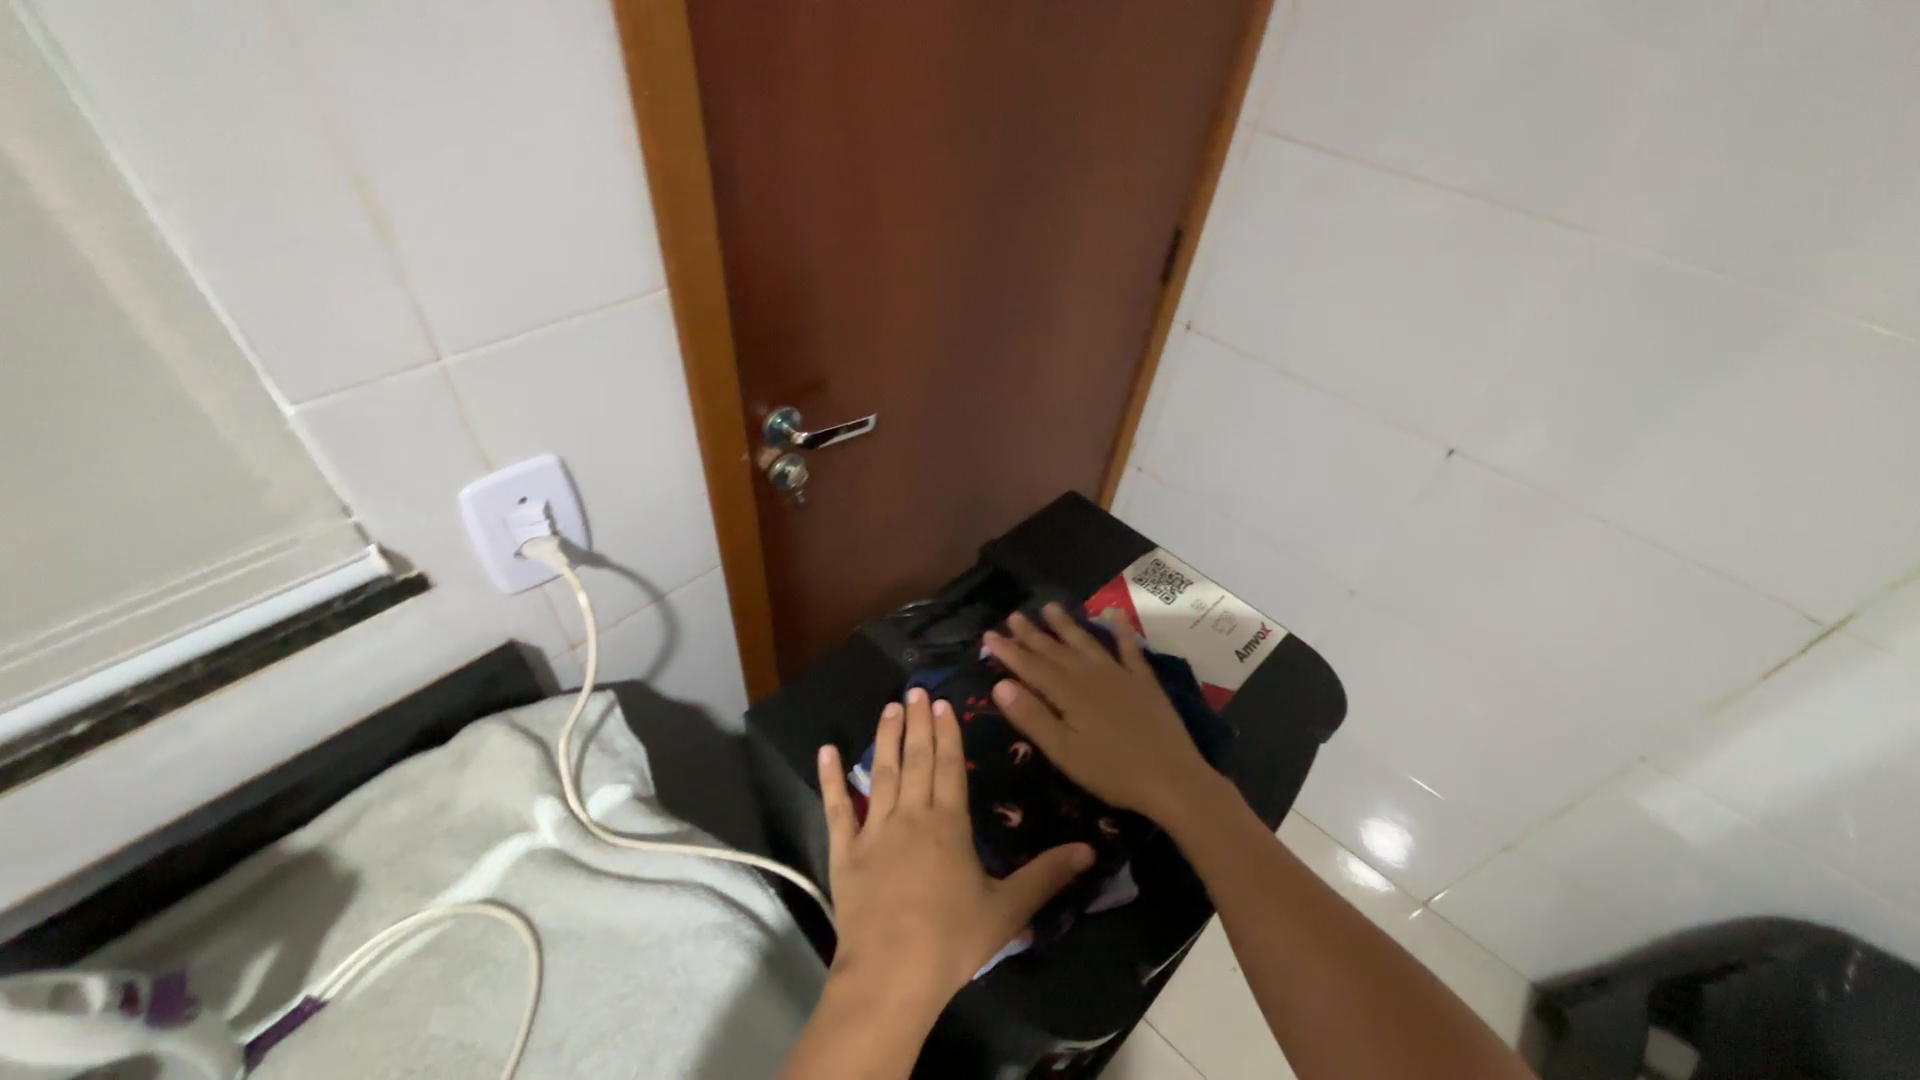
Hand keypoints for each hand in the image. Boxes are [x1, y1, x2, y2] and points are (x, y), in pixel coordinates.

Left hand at [816, 688, 1094, 1010]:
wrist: (892, 974)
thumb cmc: (952, 940)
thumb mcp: (1008, 909)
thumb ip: (1047, 875)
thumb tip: (1090, 849)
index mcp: (949, 824)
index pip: (949, 767)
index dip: (947, 734)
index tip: (943, 705)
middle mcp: (911, 816)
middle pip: (916, 760)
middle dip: (918, 724)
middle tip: (916, 691)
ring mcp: (874, 830)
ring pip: (881, 772)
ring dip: (885, 738)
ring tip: (889, 708)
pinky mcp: (845, 851)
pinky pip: (838, 807)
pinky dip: (832, 779)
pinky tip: (827, 751)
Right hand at [983, 604, 1222, 823]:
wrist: (1171, 778)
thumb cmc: (1111, 772)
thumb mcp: (1063, 752)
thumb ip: (1032, 717)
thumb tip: (999, 684)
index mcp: (1067, 694)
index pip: (1030, 667)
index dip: (1008, 651)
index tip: (989, 635)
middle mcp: (1090, 676)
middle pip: (1055, 651)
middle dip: (1032, 634)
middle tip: (1013, 615)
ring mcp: (1119, 675)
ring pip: (1086, 643)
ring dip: (1067, 625)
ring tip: (1050, 607)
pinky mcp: (1144, 681)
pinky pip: (1129, 648)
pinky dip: (1121, 630)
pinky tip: (1114, 613)